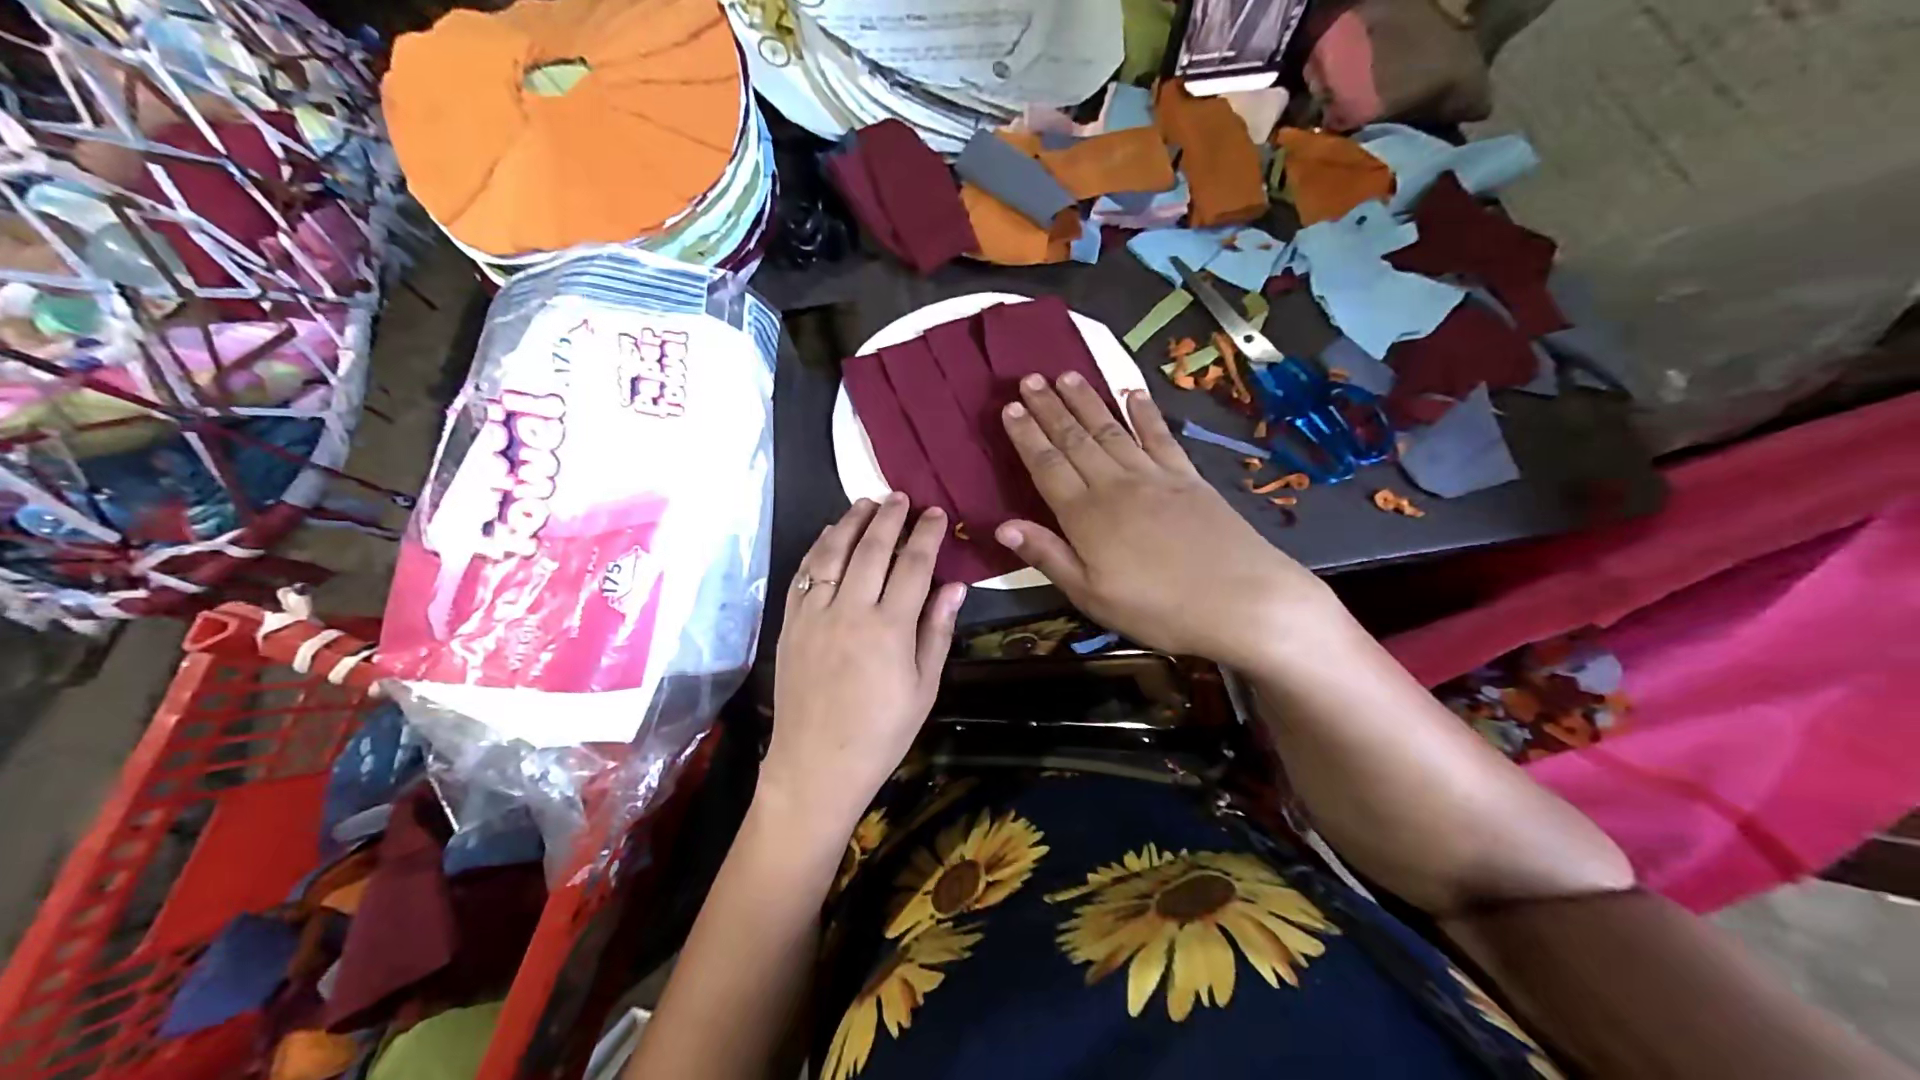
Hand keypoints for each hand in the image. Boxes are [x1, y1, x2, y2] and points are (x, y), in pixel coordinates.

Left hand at [764, 495, 966, 833]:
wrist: (817, 765)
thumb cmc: (882, 732)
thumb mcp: (924, 687)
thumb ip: (937, 631)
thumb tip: (955, 585)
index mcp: (890, 628)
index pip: (913, 564)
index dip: (926, 534)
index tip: (936, 513)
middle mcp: (850, 611)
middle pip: (872, 549)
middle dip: (890, 517)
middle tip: (902, 496)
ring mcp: (815, 615)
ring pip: (833, 553)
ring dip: (851, 522)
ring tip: (866, 502)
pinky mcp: (791, 624)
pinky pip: (804, 574)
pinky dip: (818, 548)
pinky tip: (829, 535)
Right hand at [996, 373, 1344, 670]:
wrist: (1242, 601)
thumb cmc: (1158, 609)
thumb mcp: (1091, 595)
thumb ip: (1048, 556)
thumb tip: (1002, 526)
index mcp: (1086, 516)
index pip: (1047, 466)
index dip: (1026, 436)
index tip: (1009, 408)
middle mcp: (1116, 485)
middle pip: (1075, 439)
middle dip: (1050, 408)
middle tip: (1029, 379)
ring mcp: (1154, 476)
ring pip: (1112, 429)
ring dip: (1088, 401)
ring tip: (1067, 375)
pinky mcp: (1188, 478)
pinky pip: (1159, 436)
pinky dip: (1144, 413)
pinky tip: (1133, 394)